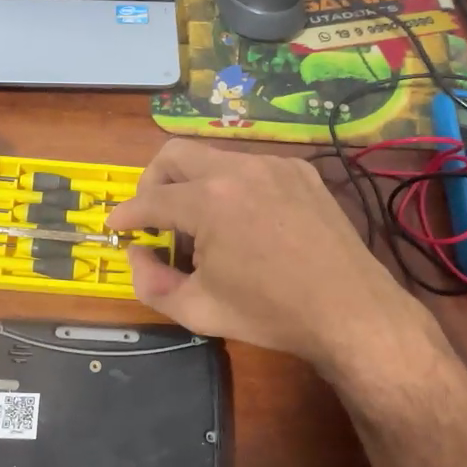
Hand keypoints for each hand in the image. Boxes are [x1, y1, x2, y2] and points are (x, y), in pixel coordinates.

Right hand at [105, 140, 426, 370]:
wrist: (350, 310)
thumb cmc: (270, 313)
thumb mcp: (199, 310)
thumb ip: (151, 282)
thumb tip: (136, 255)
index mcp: (209, 200)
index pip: (150, 199)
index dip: (126, 215)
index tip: (116, 227)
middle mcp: (238, 168)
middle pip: (174, 154)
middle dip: (153, 182)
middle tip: (155, 218)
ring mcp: (274, 164)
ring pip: (214, 158)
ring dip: (195, 184)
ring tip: (205, 227)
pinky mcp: (300, 170)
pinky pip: (252, 166)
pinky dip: (235, 186)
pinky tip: (247, 223)